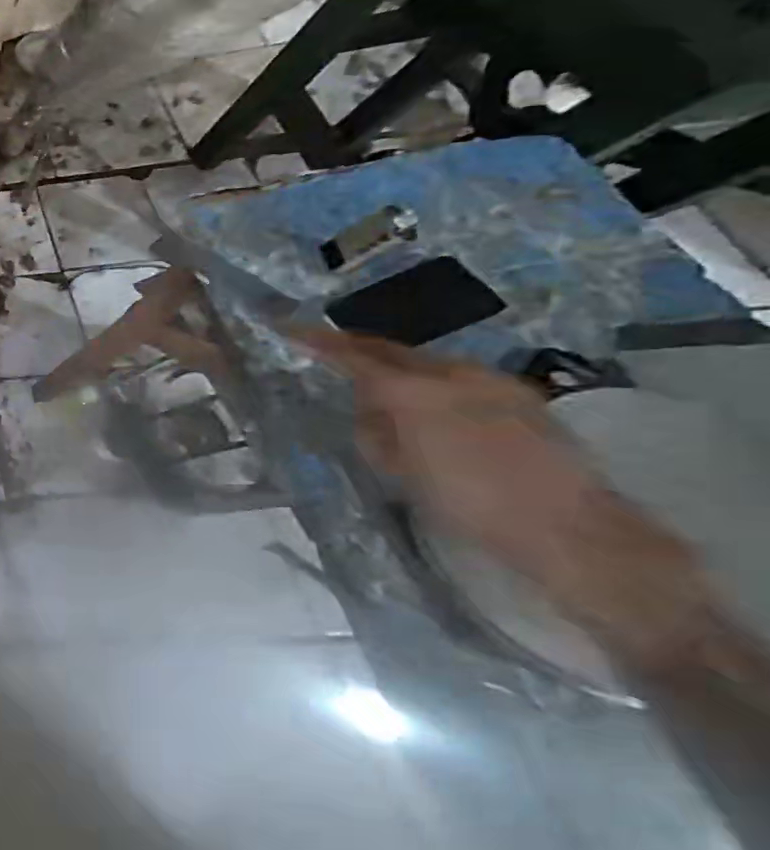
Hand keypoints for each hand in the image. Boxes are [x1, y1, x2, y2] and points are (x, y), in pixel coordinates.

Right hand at [300, 329, 710, 666]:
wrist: (574, 533)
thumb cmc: (472, 506)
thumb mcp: (403, 472)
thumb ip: (377, 431)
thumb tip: (368, 410)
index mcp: (416, 390)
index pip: (355, 356)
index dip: (318, 341)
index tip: (288, 329)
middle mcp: (454, 373)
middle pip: (393, 350)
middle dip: (358, 350)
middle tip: (328, 353)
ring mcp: (493, 382)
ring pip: (428, 364)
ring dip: (398, 371)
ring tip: (380, 391)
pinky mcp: (521, 398)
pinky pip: (458, 379)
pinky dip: (432, 385)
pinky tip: (430, 411)